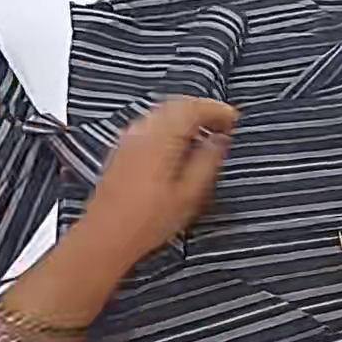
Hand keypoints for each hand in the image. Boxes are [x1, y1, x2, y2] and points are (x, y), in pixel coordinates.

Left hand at [73, 96, 237, 269]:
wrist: (105, 237)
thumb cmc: (150, 219)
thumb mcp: (190, 194)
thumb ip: (208, 160)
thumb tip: (221, 140)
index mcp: (162, 137)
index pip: (194, 108)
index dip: (218, 110)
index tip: (235, 119)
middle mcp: (143, 130)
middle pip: (176, 104)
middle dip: (203, 109)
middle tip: (224, 123)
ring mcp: (129, 138)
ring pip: (162, 111)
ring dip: (187, 116)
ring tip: (206, 132)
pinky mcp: (122, 149)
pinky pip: (151, 123)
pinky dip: (171, 124)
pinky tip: (180, 143)